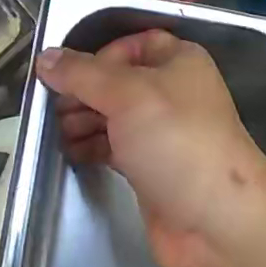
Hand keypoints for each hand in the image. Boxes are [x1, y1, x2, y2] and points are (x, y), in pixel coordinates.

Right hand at [36, 31, 265, 266]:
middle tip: (54, 107)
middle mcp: (172, 92)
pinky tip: (71, 151)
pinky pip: (114, 146)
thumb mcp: (127, 95)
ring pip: (113, 115)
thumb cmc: (177, 142)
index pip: (131, 45)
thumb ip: (82, 74)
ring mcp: (163, 133)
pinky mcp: (151, 168)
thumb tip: (46, 57)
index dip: (98, 56)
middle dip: (84, 91)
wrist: (219, 221)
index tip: (67, 74)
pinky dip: (92, 145)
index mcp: (178, 62)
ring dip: (83, 119)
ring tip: (58, 131)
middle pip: (117, 81)